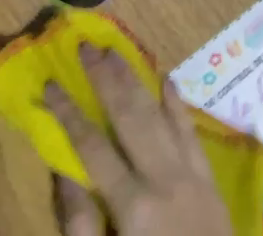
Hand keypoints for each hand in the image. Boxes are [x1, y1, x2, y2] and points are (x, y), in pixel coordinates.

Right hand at [45, 44, 233, 235]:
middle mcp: (163, 182)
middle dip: (104, 79)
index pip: (91, 145)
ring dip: (136, 81)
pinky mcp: (212, 185)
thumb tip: (65, 169)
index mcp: (131, 205)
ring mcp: (192, 180)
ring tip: (115, 52)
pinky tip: (167, 81)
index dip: (67, 112)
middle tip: (85, 45)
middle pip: (128, 117)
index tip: (50, 82)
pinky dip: (179, 107)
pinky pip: (193, 135)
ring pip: (160, 116)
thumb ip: (80, 221)